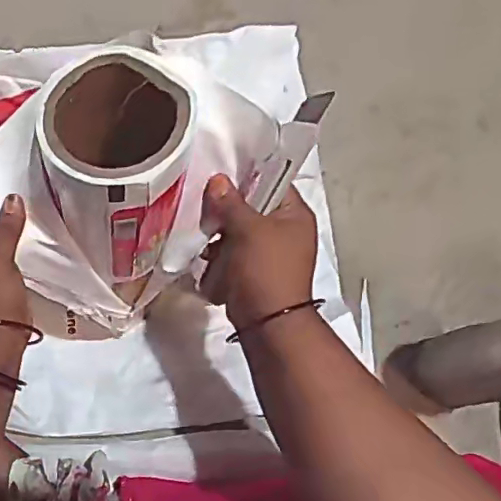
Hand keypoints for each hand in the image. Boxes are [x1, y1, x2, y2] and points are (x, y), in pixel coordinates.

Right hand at [199, 175, 317, 325]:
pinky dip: (220, 257)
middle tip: (207, 214)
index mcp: (295, 215)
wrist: (267, 322)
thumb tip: (217, 180)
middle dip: (226, 213)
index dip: (246, 177)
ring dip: (219, 237)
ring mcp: (270, 254)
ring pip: (237, 232)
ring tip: (205, 242)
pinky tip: (207, 260)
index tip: (219, 179)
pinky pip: (232, 255)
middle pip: (250, 208)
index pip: (272, 181)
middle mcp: (286, 231)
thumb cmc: (264, 270)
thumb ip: (230, 202)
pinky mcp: (254, 272)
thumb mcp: (247, 229)